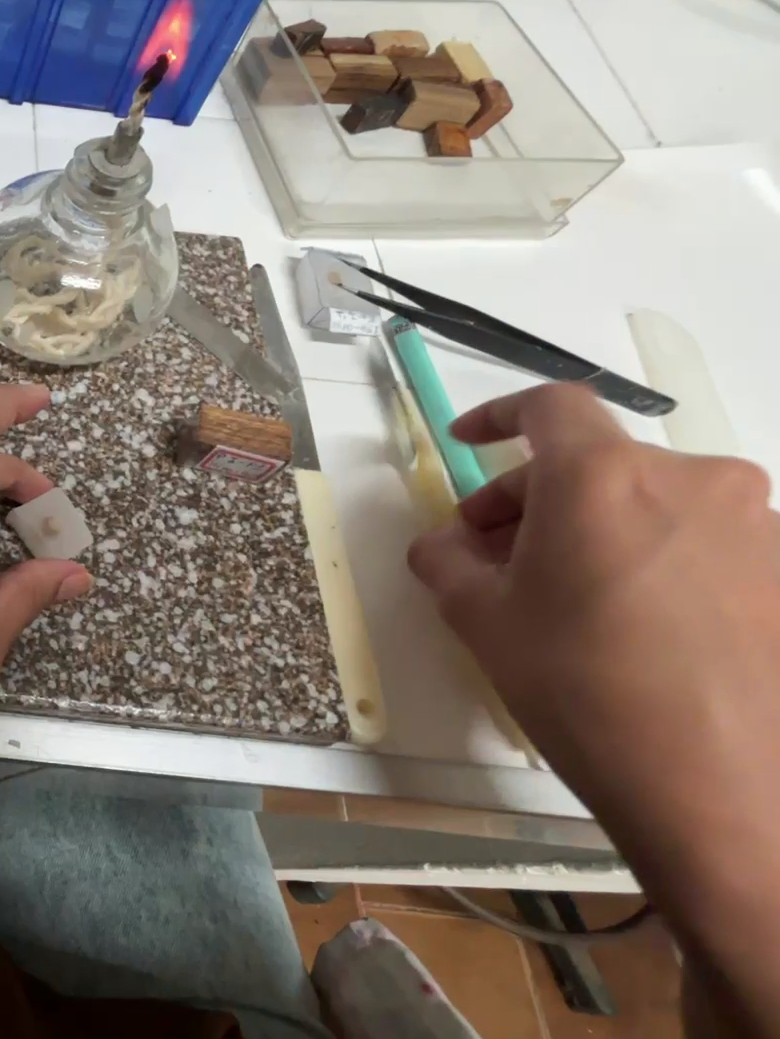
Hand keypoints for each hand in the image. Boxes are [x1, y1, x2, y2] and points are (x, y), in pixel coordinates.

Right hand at [407, 383, 779, 1033]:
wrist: (726, 785)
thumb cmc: (576, 680)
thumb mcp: (474, 613)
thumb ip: (443, 557)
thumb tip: (448, 543)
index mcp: (602, 477)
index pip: (550, 406)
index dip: (497, 414)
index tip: (466, 442)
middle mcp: (690, 481)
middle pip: (590, 462)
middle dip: (526, 498)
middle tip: (487, 555)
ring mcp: (755, 525)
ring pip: (642, 499)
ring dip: (583, 525)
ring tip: (552, 593)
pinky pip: (692, 536)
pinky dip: (639, 552)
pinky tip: (618, 618)